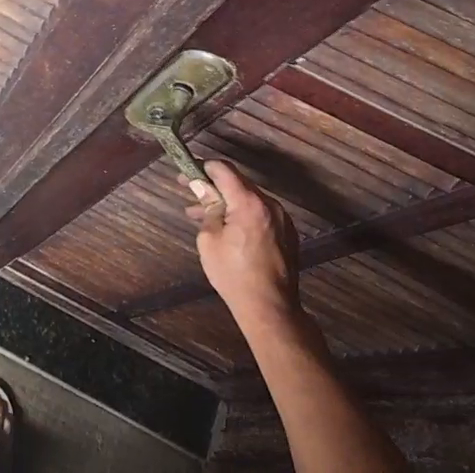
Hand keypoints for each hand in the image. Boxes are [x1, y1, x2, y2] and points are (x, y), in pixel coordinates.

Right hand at [182, 161, 299, 327]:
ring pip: (249, 200)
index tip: (187, 173)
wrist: (270, 308)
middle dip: (214, 187)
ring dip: (227, 203)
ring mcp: (282, 219)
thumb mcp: (209, 239)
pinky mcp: (287, 234)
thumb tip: (202, 188)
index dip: (203, 167)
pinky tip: (228, 230)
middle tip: (191, 194)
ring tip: (203, 216)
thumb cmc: (233, 274)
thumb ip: (208, 208)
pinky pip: (261, 215)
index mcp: (249, 203)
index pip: (224, 169)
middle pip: (238, 183)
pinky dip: (243, 216)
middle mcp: (270, 205)